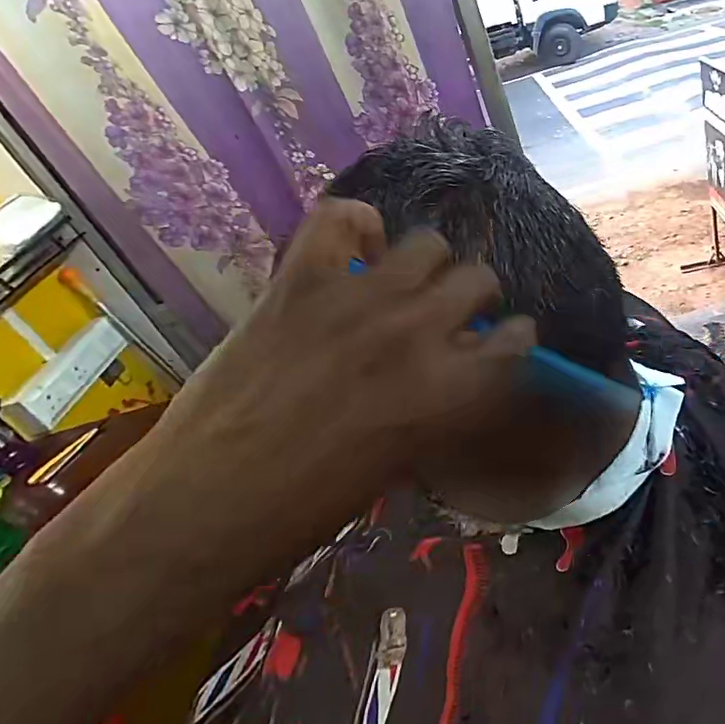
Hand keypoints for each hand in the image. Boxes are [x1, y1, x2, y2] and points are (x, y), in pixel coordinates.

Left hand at [157, 199, 536, 528]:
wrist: (207, 499)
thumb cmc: (309, 506)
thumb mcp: (400, 459)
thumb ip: (440, 404)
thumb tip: (455, 366)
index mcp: (449, 392)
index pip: (517, 342)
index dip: (513, 339)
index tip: (500, 341)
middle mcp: (417, 333)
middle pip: (478, 280)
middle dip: (470, 299)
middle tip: (443, 316)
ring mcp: (358, 297)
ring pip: (427, 244)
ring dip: (423, 267)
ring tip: (399, 285)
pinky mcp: (302, 278)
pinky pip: (343, 217)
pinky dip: (355, 226)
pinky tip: (352, 254)